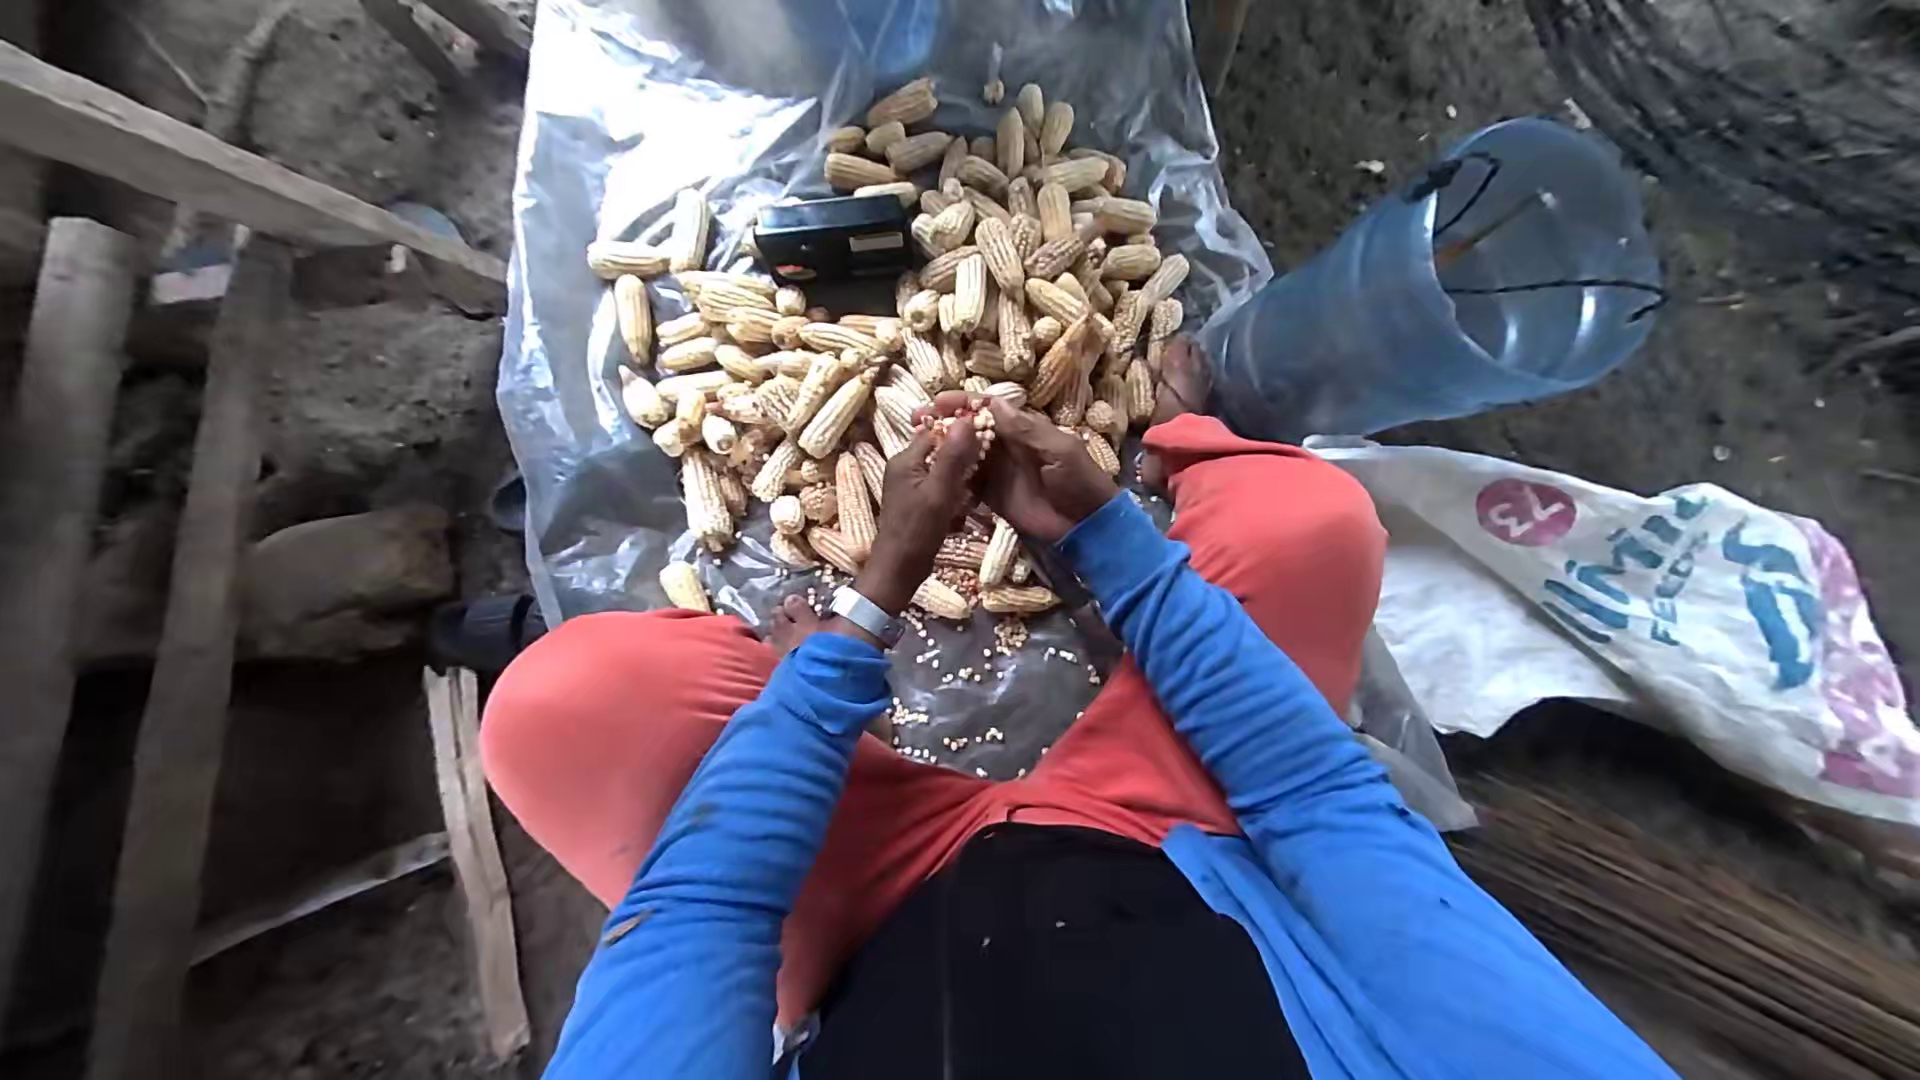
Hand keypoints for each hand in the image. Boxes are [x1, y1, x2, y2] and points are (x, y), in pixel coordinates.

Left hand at [852, 419, 981, 615]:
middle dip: (964, 458)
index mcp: (906, 458)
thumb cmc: (918, 530)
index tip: (987, 439)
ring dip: (961, 479)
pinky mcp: (917, 501)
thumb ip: (952, 456)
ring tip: (972, 494)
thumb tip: (966, 418)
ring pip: (944, 469)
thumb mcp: (939, 491)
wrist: (899, 569)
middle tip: (983, 469)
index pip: (937, 430)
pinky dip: (955, 493)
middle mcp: (905, 466)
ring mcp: (910, 484)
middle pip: (941, 448)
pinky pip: (941, 486)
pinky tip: (964, 508)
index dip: (962, 431)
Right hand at [927, 391, 1117, 543]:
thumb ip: (1026, 430)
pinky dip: (950, 478)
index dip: (963, 403)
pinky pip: (966, 482)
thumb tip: (992, 404)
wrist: (1087, 525)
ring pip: (964, 453)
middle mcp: (1007, 446)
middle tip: (916, 420)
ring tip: (916, 445)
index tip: (938, 401)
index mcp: (1024, 429)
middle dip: (945, 422)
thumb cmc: (1079, 482)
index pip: (988, 409)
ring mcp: (998, 471)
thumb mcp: (1058, 451)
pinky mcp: (992, 496)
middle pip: (970, 428)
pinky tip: (931, 475)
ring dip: (942, 448)